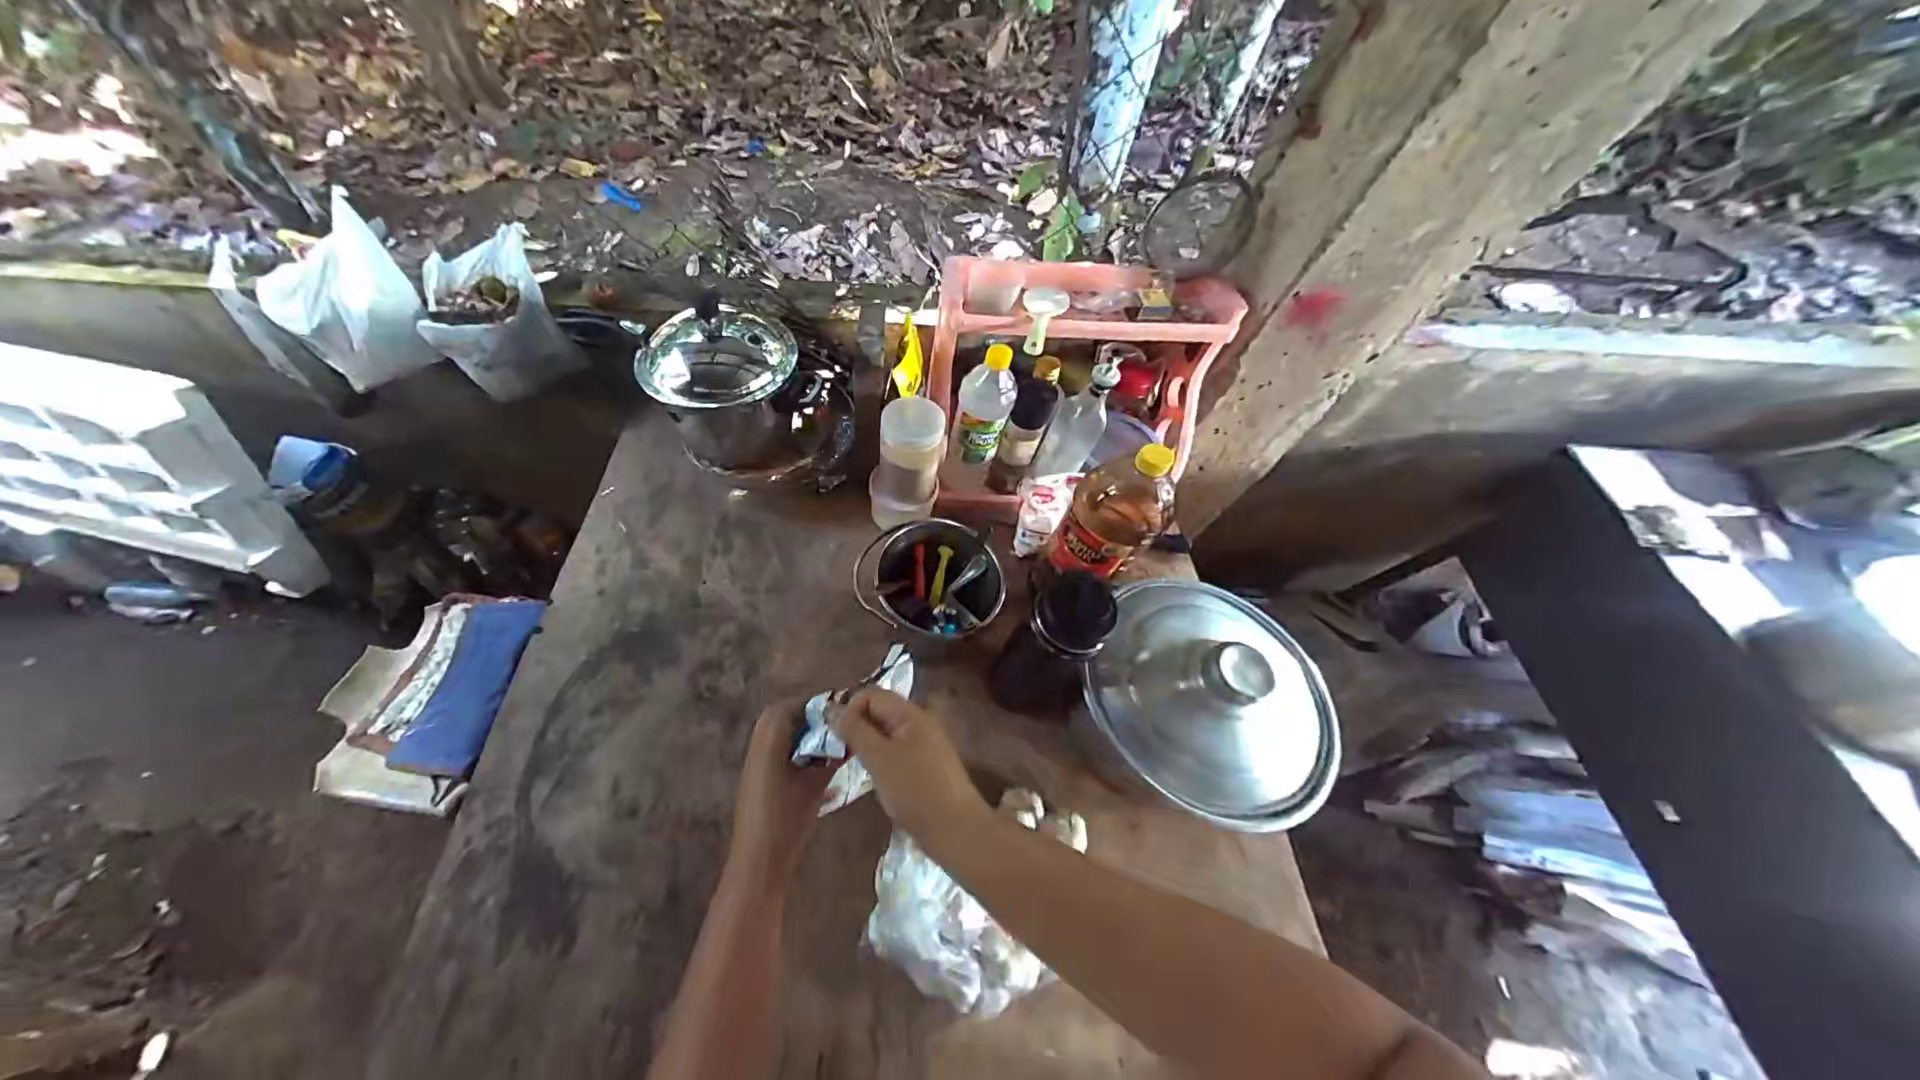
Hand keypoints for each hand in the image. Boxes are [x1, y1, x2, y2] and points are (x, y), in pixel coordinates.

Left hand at [729, 698, 838, 888]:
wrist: (759, 863)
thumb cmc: (786, 819)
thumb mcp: (815, 784)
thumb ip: (831, 755)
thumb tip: (849, 737)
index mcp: (768, 740)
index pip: (792, 706)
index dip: (818, 705)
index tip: (844, 711)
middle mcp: (758, 746)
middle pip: (785, 718)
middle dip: (813, 720)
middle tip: (840, 728)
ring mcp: (757, 764)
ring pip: (784, 737)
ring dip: (807, 737)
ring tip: (835, 746)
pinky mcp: (760, 781)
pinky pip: (782, 754)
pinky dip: (801, 753)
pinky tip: (822, 768)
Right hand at [832, 689, 990, 848]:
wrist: (955, 829)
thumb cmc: (914, 790)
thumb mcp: (879, 758)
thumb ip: (855, 731)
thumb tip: (832, 709)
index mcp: (911, 713)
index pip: (871, 694)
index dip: (850, 709)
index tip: (837, 738)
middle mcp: (921, 722)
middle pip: (880, 711)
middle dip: (857, 727)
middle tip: (841, 753)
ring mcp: (926, 744)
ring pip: (887, 732)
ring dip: (868, 744)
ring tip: (855, 765)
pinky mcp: (927, 765)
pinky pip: (897, 750)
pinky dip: (881, 758)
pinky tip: (876, 778)